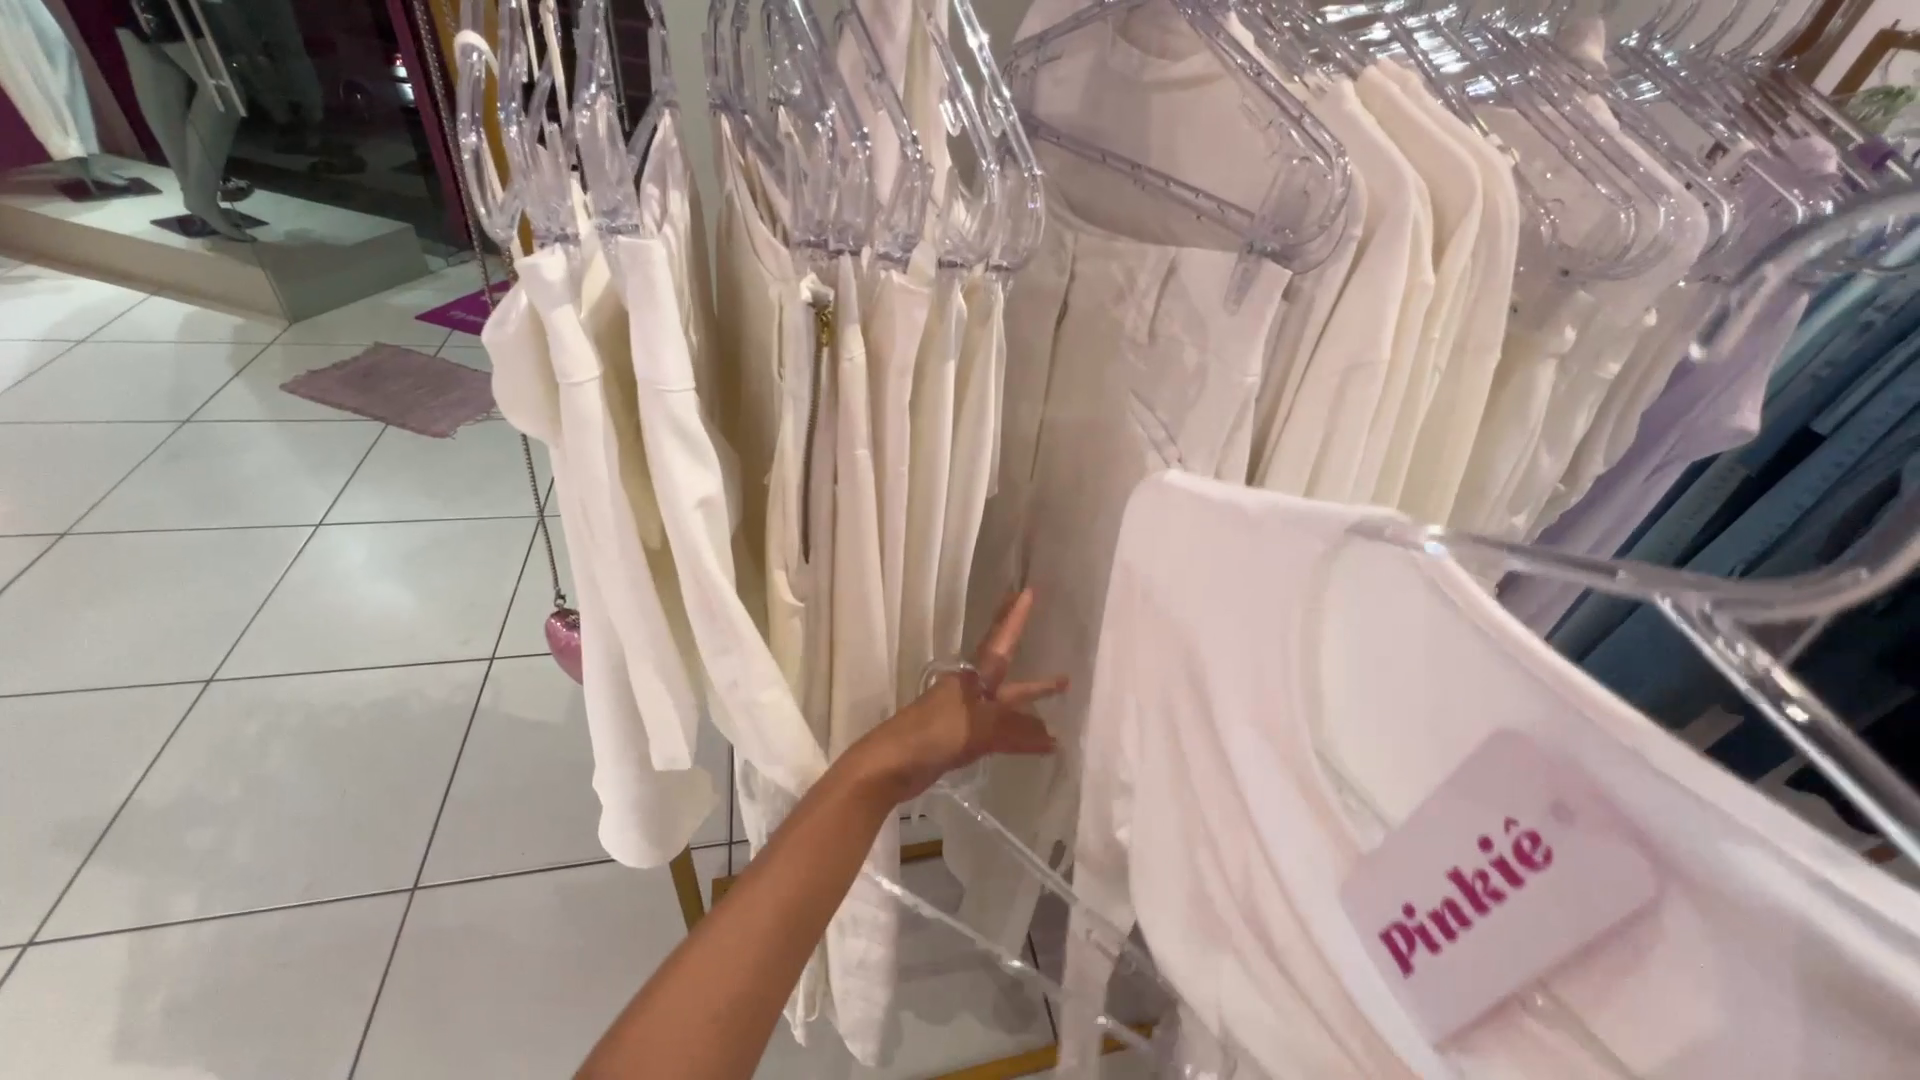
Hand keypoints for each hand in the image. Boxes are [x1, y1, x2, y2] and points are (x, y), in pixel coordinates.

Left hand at [848, 590, 1065, 804]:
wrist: (892, 764)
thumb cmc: (932, 733)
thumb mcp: (978, 725)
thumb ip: (1014, 729)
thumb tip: (1050, 737)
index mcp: (972, 678)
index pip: (1000, 642)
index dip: (1014, 618)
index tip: (1027, 591)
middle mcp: (971, 693)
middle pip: (1009, 683)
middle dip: (1036, 682)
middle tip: (1066, 677)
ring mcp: (965, 718)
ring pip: (1006, 713)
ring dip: (1030, 715)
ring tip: (1057, 723)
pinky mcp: (961, 742)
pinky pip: (999, 736)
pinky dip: (1020, 741)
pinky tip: (1038, 748)